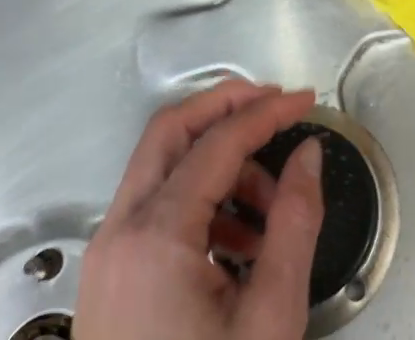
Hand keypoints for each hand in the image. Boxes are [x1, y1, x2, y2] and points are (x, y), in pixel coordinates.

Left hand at [77, 81, 323, 339]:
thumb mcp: (271, 314)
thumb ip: (296, 221)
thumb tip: (308, 155)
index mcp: (156, 236)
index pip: (217, 140)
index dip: (267, 111)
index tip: (305, 100)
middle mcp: (118, 231)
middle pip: (170, 130)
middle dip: (227, 107)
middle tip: (277, 107)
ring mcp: (106, 253)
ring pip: (160, 166)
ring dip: (217, 161)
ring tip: (271, 203)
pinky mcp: (108, 275)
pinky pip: (154, 207)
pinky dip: (199, 198)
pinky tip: (240, 238)